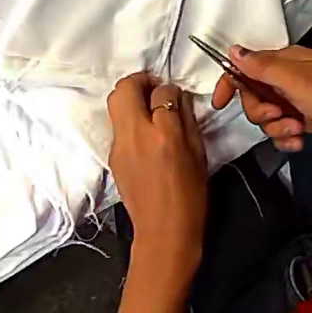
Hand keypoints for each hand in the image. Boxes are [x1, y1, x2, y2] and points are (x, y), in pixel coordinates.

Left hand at [106, 72, 206, 276]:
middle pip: (124, 88)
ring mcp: (120, 146)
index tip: (175, 96)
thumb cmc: (190, 196)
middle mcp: (137, 135)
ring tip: (148, 109)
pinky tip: (143, 134)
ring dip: (130, 98)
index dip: (170, 89)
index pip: (162, 92)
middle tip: (154, 89)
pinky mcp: (112, 157)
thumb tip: (179, 98)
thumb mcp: (199, 155)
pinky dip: (129, 121)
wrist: (163, 231)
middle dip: (139, 81)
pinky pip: (117, 127)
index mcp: (165, 135)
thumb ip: (188, 121)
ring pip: (114, 104)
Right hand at [209, 45, 311, 158]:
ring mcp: (299, 102)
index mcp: (286, 61)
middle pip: (253, 96)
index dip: (229, 83)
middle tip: (276, 115)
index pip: (246, 67)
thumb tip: (232, 50)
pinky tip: (301, 142)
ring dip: (276, 128)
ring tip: (296, 130)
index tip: (218, 103)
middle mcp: (289, 79)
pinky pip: (282, 132)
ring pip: (267, 117)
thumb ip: (262, 67)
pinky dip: (287, 139)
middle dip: (259, 111)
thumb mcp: (297, 79)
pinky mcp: (307, 123)